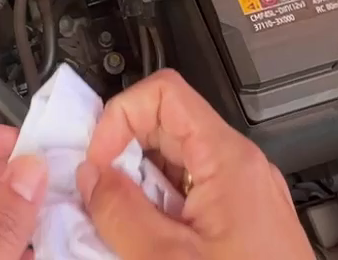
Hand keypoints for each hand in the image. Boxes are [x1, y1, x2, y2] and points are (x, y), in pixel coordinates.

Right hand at [76, 70, 312, 259]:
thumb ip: (121, 212)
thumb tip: (92, 177)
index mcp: (229, 159)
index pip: (163, 93)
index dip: (120, 117)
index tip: (98, 160)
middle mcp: (242, 169)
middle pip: (167, 126)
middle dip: (124, 158)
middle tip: (100, 199)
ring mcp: (245, 198)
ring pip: (176, 165)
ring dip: (139, 191)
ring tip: (121, 233)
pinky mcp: (245, 228)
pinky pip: (192, 198)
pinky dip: (161, 214)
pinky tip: (146, 250)